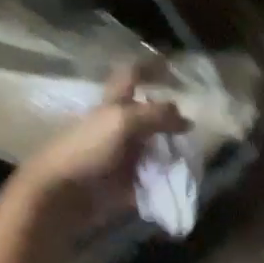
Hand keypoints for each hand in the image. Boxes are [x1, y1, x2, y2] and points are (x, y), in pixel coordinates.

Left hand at [7, 62, 188, 230]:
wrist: (60, 197)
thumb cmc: (87, 150)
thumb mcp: (123, 121)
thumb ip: (156, 115)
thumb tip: (187, 120)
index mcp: (115, 105)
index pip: (134, 75)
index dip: (151, 66)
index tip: (175, 66)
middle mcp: (121, 128)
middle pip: (152, 116)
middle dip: (175, 119)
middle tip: (203, 125)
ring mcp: (124, 158)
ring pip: (157, 149)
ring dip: (176, 152)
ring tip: (198, 157)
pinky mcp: (126, 186)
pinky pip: (154, 181)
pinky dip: (169, 181)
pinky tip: (187, 181)